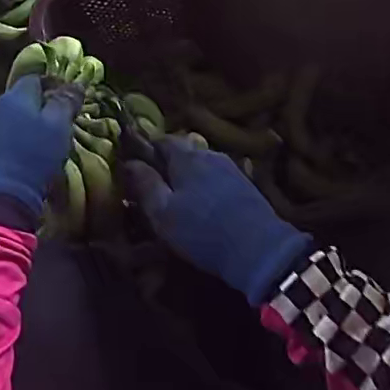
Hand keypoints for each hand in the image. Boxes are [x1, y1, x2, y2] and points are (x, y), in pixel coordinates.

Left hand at [0, 75, 82, 218]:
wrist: (4, 191)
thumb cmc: (35, 153)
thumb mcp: (59, 125)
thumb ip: (66, 102)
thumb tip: (77, 84)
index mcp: (16, 95)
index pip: (36, 78)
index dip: (56, 85)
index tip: (71, 99)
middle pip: (25, 96)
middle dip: (45, 103)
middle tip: (64, 118)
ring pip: (17, 113)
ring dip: (34, 120)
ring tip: (51, 135)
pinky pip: (9, 130)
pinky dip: (23, 134)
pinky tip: (33, 148)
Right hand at [121, 138, 311, 304]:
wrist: (259, 250)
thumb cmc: (201, 230)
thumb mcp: (162, 212)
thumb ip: (145, 184)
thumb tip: (130, 162)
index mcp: (186, 158)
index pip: (163, 140)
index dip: (148, 148)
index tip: (137, 160)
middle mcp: (209, 155)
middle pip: (185, 149)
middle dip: (169, 159)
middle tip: (157, 178)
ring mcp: (232, 169)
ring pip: (203, 162)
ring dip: (190, 172)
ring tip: (180, 192)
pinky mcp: (247, 186)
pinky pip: (219, 176)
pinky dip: (207, 183)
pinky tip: (206, 200)